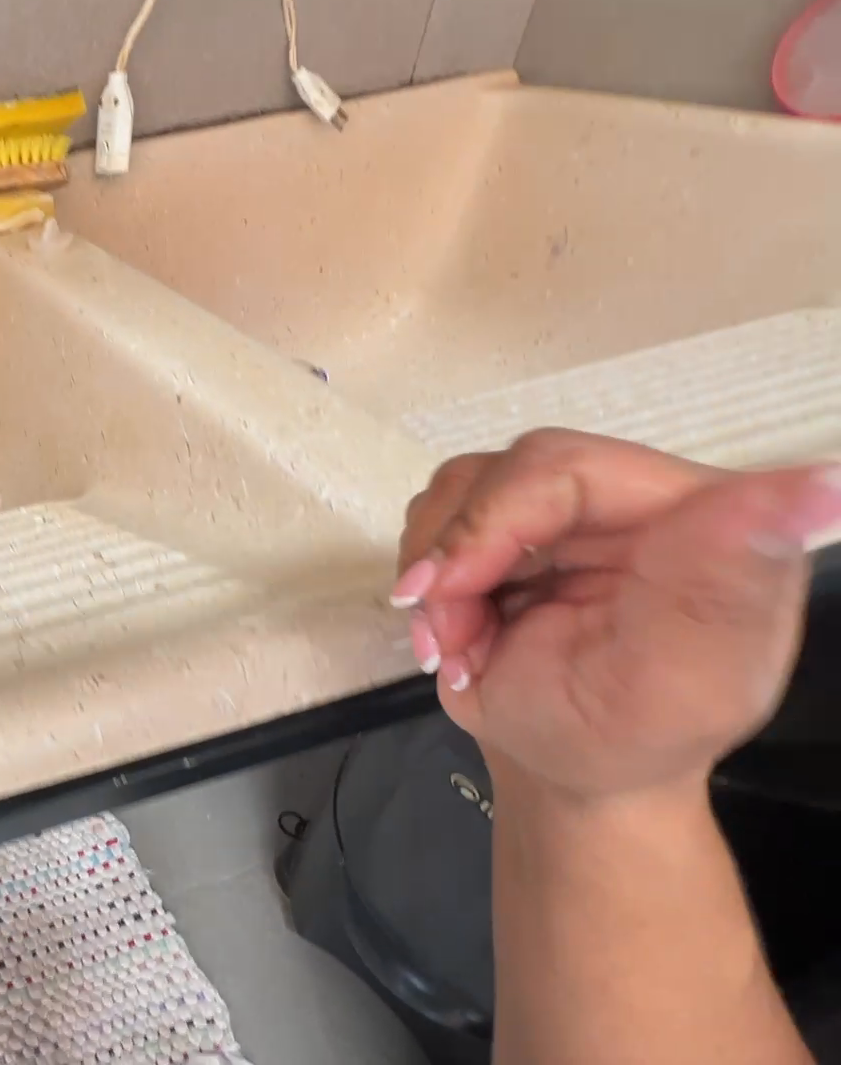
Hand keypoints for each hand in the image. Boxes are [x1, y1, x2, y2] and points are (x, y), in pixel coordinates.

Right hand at [394, 430, 840, 803]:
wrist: (563, 760)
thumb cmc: (618, 738)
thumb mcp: (675, 685)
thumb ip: (717, 590)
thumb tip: (815, 484)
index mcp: (697, 520)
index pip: (562, 468)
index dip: (484, 522)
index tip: (441, 592)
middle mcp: (627, 501)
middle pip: (496, 476)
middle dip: (450, 556)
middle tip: (446, 630)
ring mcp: (558, 515)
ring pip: (454, 496)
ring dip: (433, 573)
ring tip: (454, 639)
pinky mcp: (504, 533)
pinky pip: (434, 524)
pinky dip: (425, 579)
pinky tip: (452, 625)